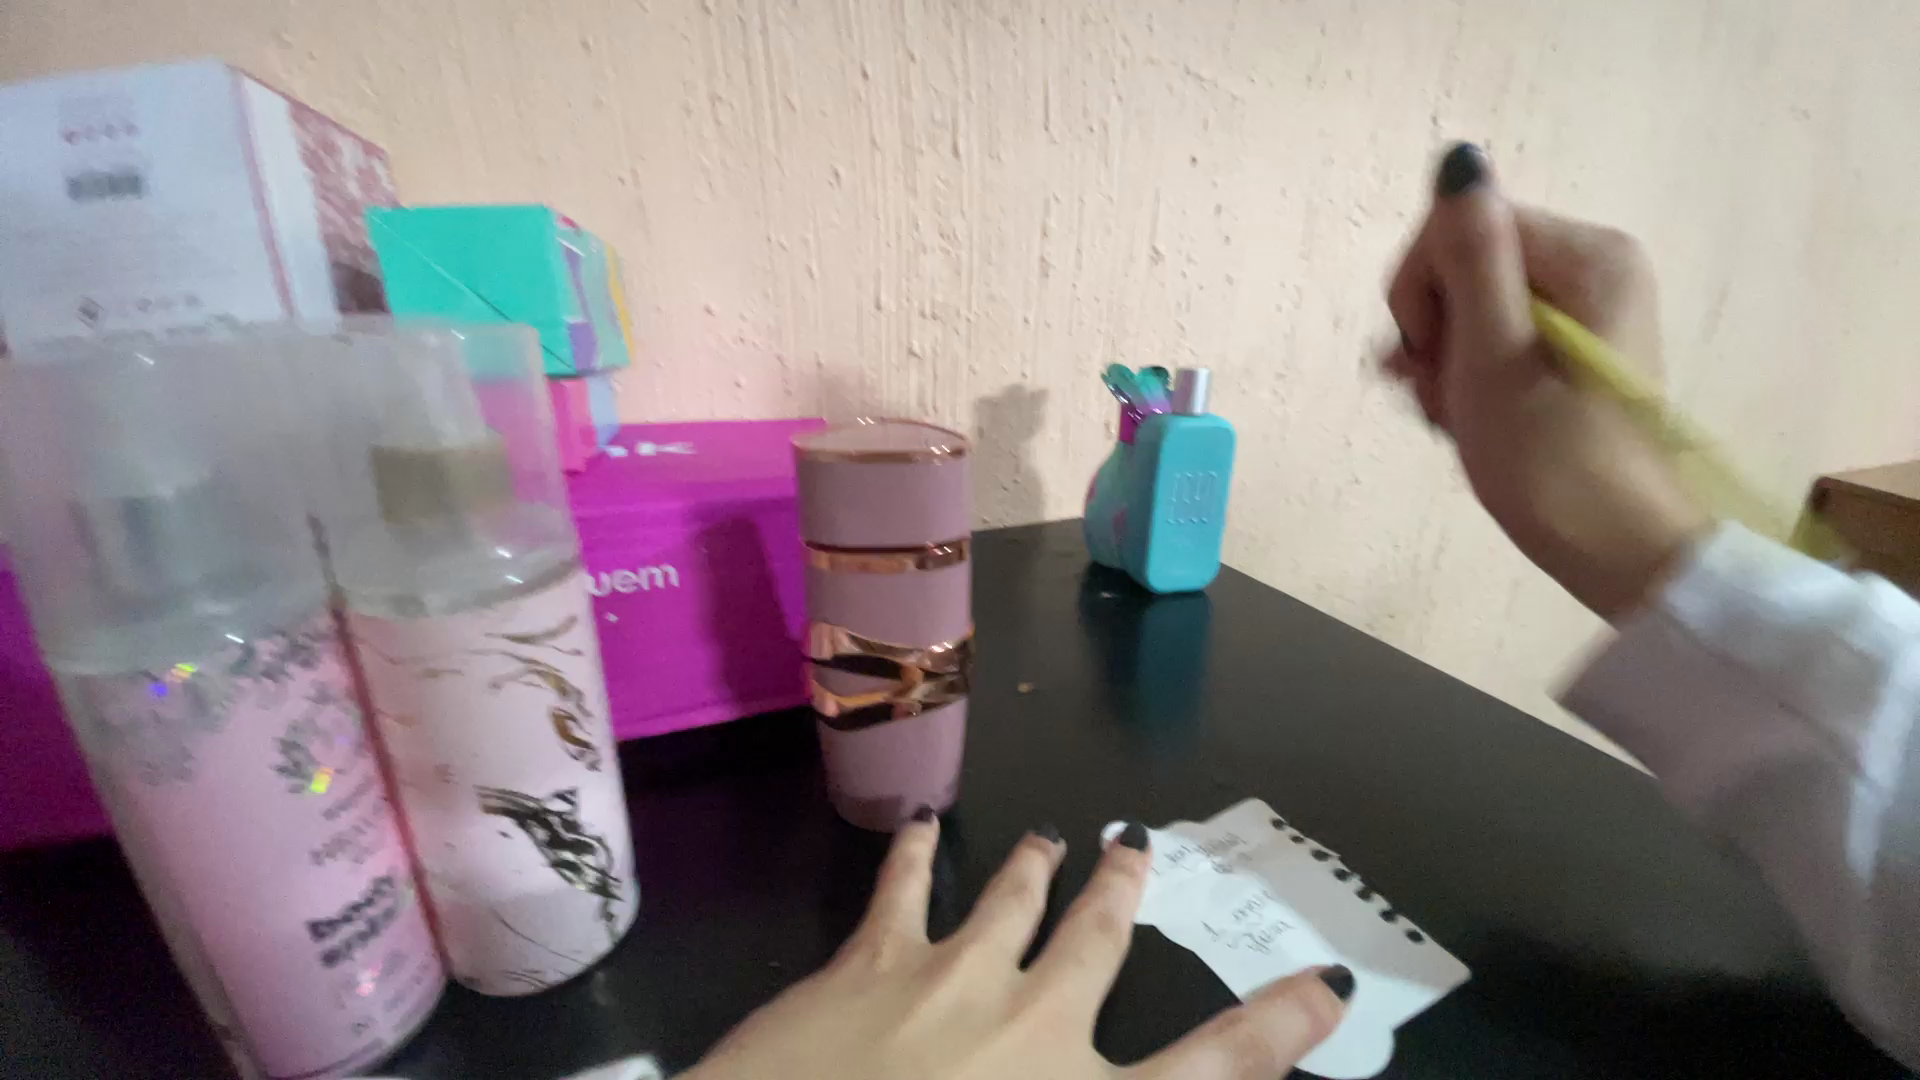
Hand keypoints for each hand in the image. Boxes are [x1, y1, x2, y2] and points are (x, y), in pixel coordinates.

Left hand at [682, 816, 1351, 1079]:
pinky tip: (921, 823)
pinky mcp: (874, 958)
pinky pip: (905, 887)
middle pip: (1097, 943)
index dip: (1277, 1030)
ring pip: (1013, 898)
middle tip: (1134, 841)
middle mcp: (1031, 1029)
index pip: (1211, 1073)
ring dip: (1035, 862)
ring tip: (1047, 834)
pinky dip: (915, 851)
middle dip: (1121, 890)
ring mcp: (952, 978)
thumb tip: (1105, 1070)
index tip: (1324, 981)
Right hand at [1384, 142, 1712, 619]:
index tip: (1425, 359)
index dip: (1420, 293)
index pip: (1460, 229)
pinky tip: (1454, 412)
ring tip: (1444, 414)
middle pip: (1459, 267)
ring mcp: (1577, 308)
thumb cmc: (1544, 456)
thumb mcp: (1491, 357)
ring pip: (1461, 308)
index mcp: (1581, 257)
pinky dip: (1455, 374)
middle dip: (1427, 333)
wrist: (1607, 543)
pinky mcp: (1563, 347)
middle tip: (1433, 394)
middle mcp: (1586, 267)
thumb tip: (1458, 164)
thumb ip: (1471, 260)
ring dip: (1434, 362)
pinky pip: (1483, 337)